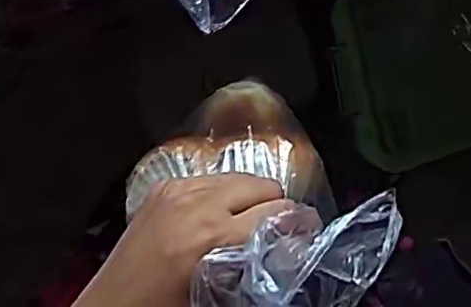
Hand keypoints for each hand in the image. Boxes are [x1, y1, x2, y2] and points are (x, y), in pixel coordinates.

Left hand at [75, 174, 294, 306]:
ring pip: (236, 176)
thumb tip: (284, 252)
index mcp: (210, 237)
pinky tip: (218, 217)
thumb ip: (249, 272)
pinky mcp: (164, 186)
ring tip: (250, 224)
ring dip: (248, 198)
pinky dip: (220, 193)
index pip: (274, 211)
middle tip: (281, 232)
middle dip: (276, 206)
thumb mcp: (213, 300)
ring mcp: (177, 188)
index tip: (307, 233)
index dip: (297, 222)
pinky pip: (207, 178)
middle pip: (260, 183)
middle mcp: (195, 202)